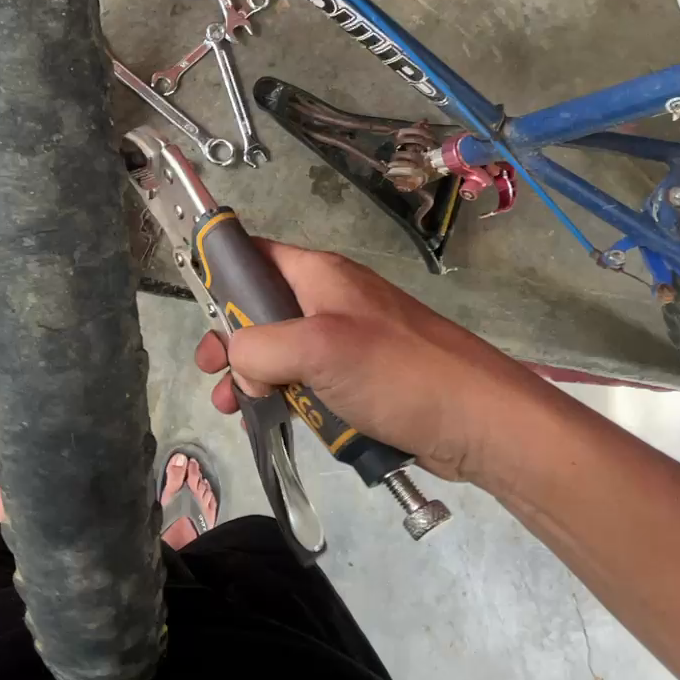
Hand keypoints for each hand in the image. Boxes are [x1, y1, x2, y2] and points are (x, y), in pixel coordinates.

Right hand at [193, 240, 562, 483]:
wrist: (484, 424)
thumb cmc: (398, 372)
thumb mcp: (315, 349)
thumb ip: (258, 348)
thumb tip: (239, 365)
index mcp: (317, 275)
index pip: (253, 255)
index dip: (218, 272)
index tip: (195, 307)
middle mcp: (328, 301)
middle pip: (259, 311)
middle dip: (231, 342)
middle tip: (212, 372)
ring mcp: (345, 341)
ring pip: (280, 353)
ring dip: (254, 378)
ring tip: (235, 408)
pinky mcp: (360, 380)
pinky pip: (308, 383)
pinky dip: (287, 401)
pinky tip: (274, 423)